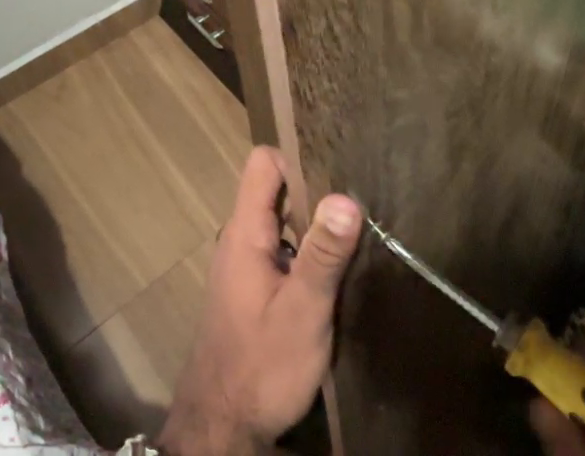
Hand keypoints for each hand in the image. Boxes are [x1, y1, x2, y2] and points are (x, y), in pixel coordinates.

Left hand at [158, 147, 362, 455]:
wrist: (221, 431)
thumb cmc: (261, 369)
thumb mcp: (302, 312)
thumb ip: (322, 256)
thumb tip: (346, 196)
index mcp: (245, 234)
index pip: (264, 164)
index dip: (299, 155)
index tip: (341, 162)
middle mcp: (241, 242)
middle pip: (277, 190)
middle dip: (317, 189)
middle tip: (363, 195)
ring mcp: (246, 267)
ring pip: (283, 222)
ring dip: (315, 223)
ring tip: (360, 227)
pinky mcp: (255, 291)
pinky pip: (284, 251)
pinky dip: (309, 251)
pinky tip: (338, 267)